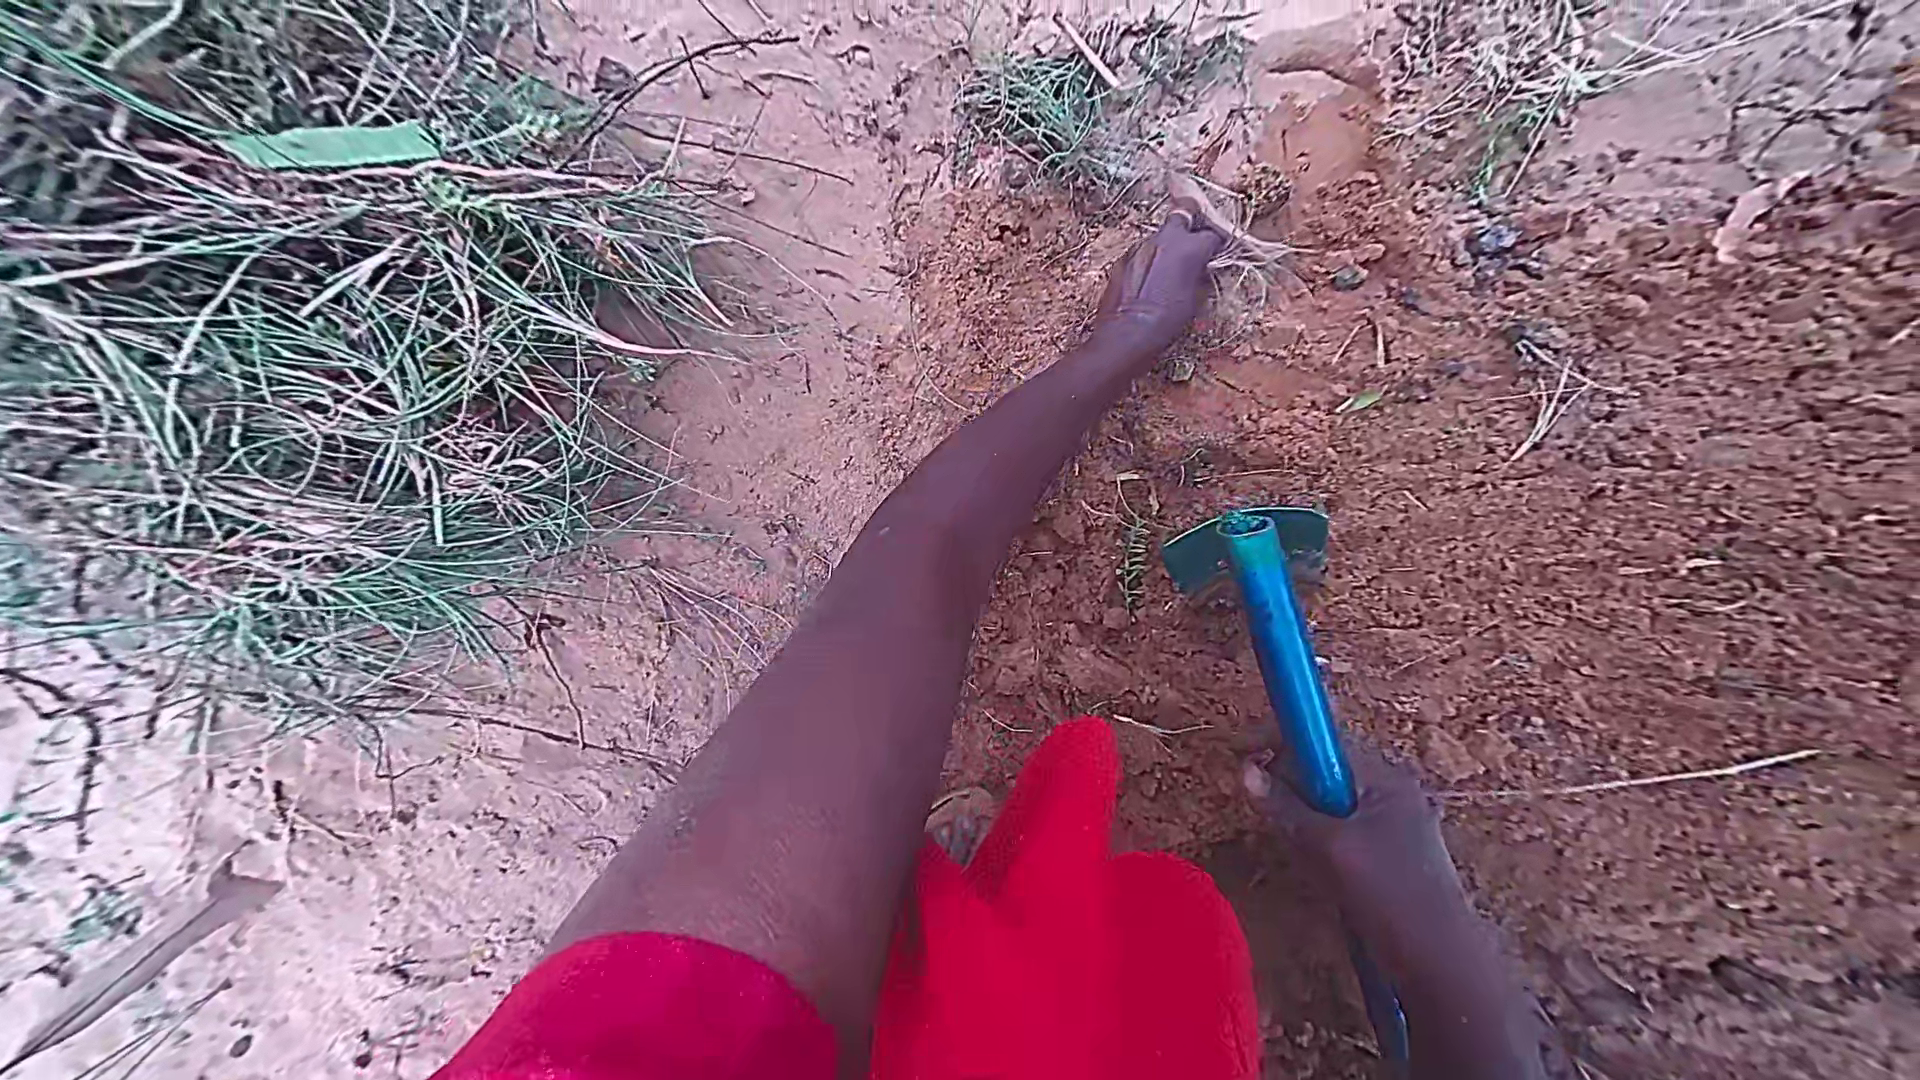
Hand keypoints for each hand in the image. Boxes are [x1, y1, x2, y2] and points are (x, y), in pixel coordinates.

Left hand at [1093, 200, 1225, 357]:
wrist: (1127, 334)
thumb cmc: (1166, 322)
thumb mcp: (1195, 299)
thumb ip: (1200, 275)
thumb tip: (1202, 269)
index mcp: (1190, 247)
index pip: (1212, 234)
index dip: (1216, 244)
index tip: (1216, 252)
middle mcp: (1166, 238)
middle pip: (1184, 212)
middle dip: (1192, 221)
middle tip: (1193, 239)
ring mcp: (1141, 245)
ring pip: (1159, 235)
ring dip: (1166, 245)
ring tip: (1166, 269)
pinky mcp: (1122, 258)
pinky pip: (1140, 252)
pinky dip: (1147, 260)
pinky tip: (1146, 280)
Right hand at [1245, 742, 1475, 969]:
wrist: (1444, 972)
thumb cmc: (1390, 897)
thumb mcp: (1329, 847)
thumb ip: (1285, 805)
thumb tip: (1244, 770)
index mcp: (1385, 779)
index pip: (1322, 739)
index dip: (1279, 740)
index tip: (1241, 750)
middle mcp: (1390, 792)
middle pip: (1322, 768)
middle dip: (1290, 783)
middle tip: (1271, 809)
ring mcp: (1391, 822)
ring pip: (1325, 800)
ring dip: (1301, 815)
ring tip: (1298, 844)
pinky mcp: (1385, 851)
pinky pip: (1336, 826)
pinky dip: (1316, 835)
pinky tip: (1315, 864)